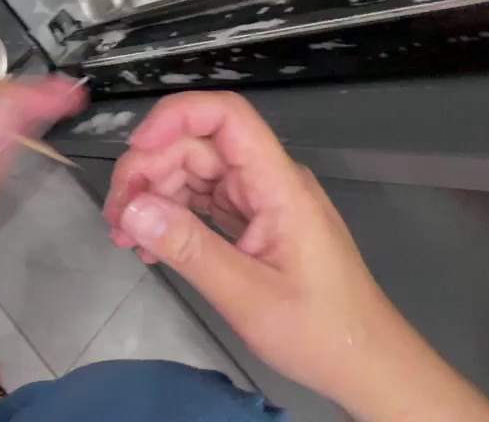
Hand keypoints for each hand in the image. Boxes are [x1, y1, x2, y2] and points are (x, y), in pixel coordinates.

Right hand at [103, 92, 488, 421]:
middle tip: (117, 214)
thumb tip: (132, 209)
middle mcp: (267, 179)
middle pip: (198, 146)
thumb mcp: (249, 298)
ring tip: (125, 234)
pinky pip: (202, 201)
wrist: (371, 371)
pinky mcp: (252, 220)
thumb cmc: (322, 334)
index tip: (136, 148)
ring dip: (154, 196)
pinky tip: (149, 242)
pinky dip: (172, 216)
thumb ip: (189, 249)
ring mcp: (259, 199)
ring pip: (194, 172)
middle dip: (150, 171)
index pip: (227, 117)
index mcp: (278, 183)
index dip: (177, 117)